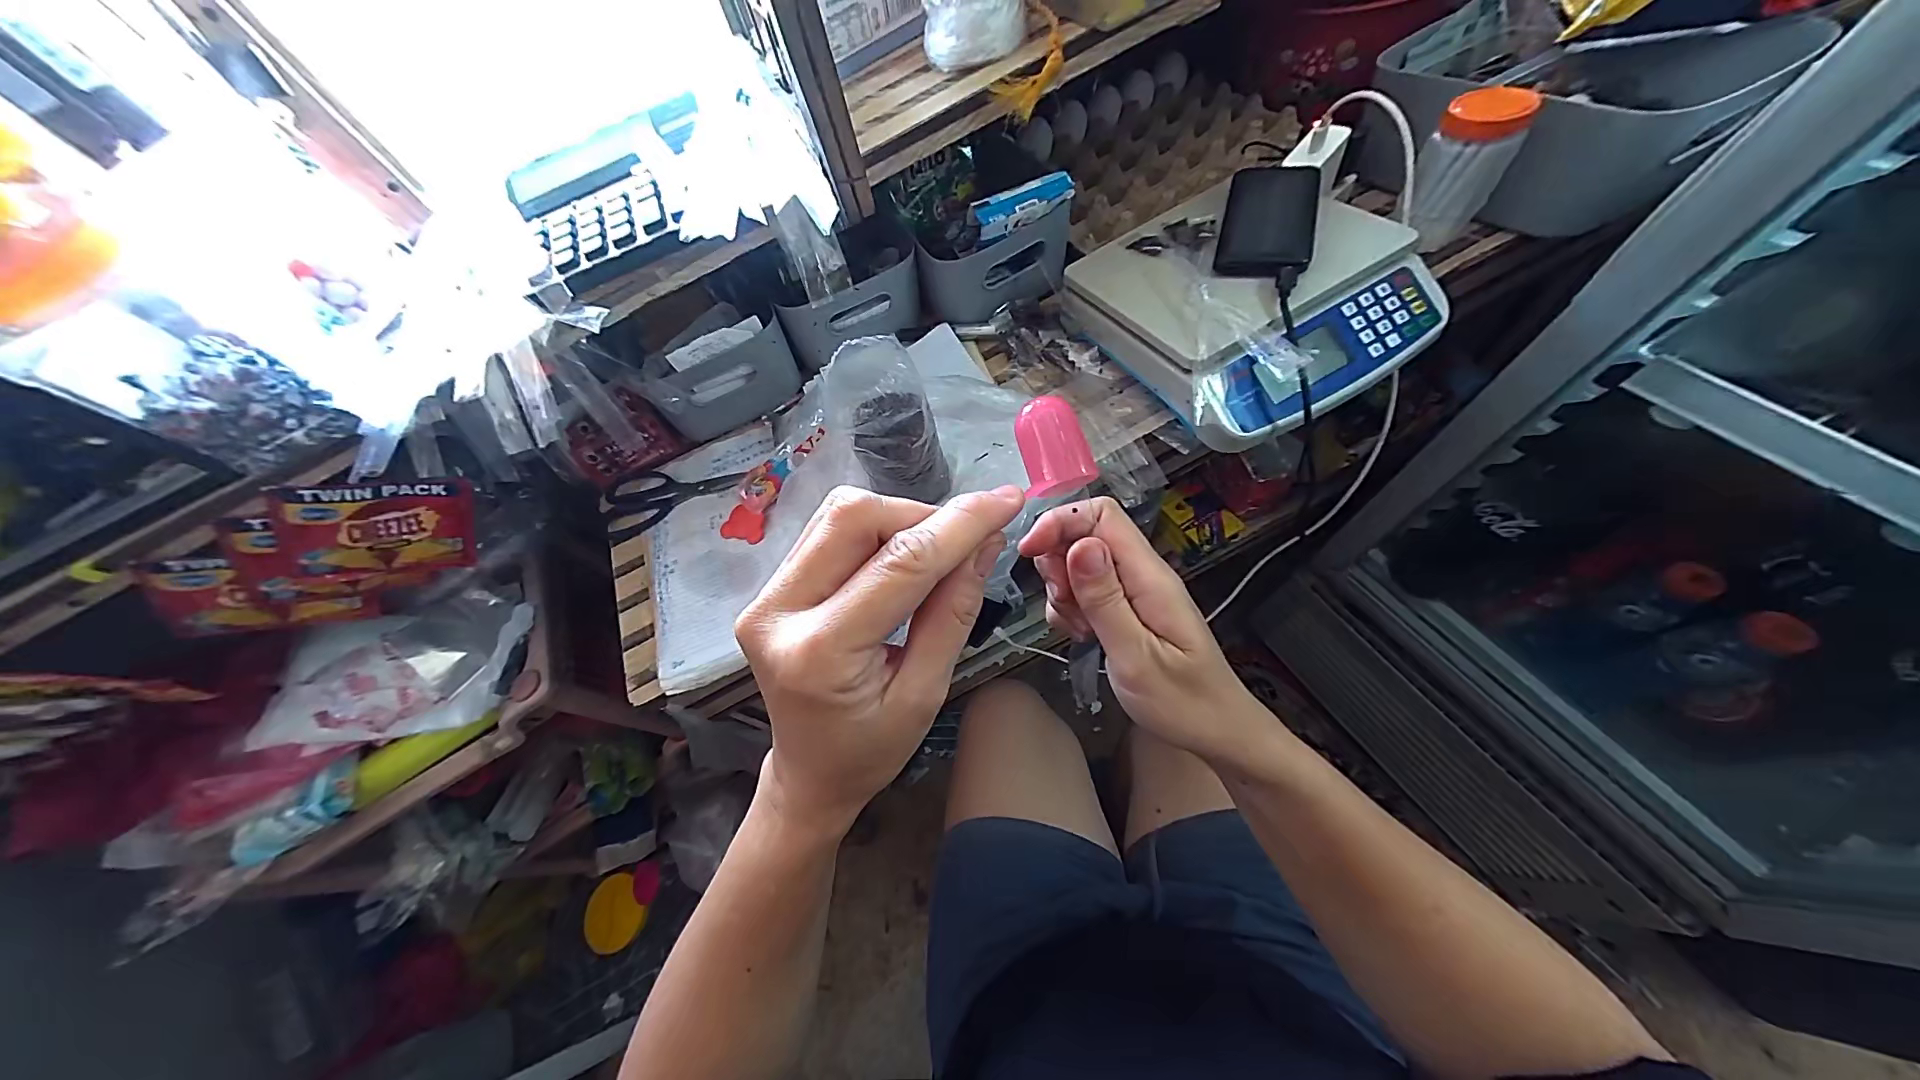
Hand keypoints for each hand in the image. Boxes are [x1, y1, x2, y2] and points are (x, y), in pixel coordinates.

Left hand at [737, 484, 1025, 831]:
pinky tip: (899, 559)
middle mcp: (778, 611)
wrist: (808, 773)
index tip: (1005, 502)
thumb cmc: (870, 750)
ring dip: (898, 518)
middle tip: (962, 541)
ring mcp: (766, 595)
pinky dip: (875, 530)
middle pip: (854, 516)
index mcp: (820, 652)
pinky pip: (828, 531)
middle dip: (922, 515)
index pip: (900, 564)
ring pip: (839, 514)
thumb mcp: (925, 693)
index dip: (960, 525)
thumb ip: (953, 613)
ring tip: (933, 553)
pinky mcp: (769, 588)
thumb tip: (985, 543)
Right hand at [1018, 497, 1261, 763]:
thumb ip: (1105, 599)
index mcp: (1148, 576)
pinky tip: (1082, 636)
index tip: (1030, 554)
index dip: (1060, 523)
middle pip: (1086, 535)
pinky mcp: (1126, 608)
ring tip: (1078, 629)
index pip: (1102, 516)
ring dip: (1063, 590)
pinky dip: (1071, 608)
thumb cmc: (1182, 702)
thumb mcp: (1136, 656)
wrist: (1214, 730)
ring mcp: (1134, 590)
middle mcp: (1141, 574)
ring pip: (1080, 563)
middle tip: (1063, 606)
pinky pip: (1086, 590)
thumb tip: (1080, 545)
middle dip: (1057, 562)